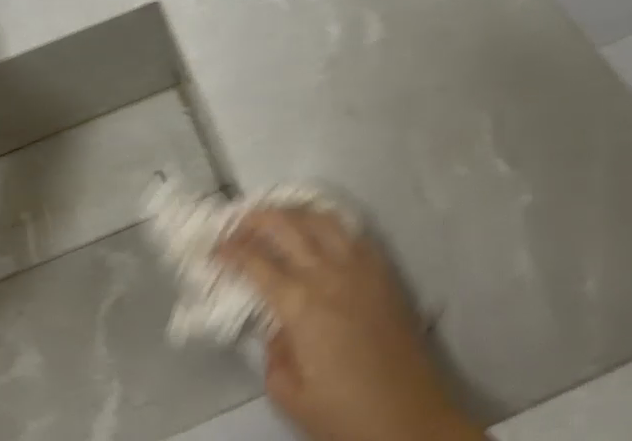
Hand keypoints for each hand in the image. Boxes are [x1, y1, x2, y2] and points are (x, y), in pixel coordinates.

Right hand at [218, 207, 479, 440]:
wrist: (417, 425)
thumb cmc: (350, 416)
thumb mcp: (292, 397)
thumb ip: (273, 354)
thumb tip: (275, 327)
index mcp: (299, 305)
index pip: (254, 261)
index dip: (228, 251)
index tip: (213, 251)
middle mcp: (326, 274)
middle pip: (283, 225)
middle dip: (253, 218)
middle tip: (237, 224)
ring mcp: (359, 269)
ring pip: (319, 218)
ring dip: (291, 212)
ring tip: (276, 218)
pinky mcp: (384, 274)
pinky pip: (353, 233)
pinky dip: (329, 223)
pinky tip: (321, 231)